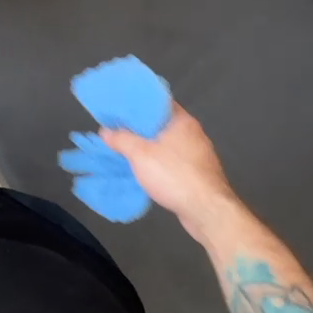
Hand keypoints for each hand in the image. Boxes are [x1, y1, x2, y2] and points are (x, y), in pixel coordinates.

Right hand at [102, 103, 241, 242]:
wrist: (206, 210)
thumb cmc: (174, 175)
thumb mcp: (140, 155)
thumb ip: (122, 139)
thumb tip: (106, 131)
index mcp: (182, 121)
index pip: (157, 102)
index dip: (137, 104)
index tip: (119, 108)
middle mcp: (193, 133)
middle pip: (161, 124)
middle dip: (139, 128)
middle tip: (118, 130)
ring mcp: (198, 154)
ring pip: (167, 144)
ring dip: (149, 147)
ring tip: (126, 150)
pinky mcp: (198, 173)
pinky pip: (173, 161)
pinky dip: (159, 163)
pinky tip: (145, 170)